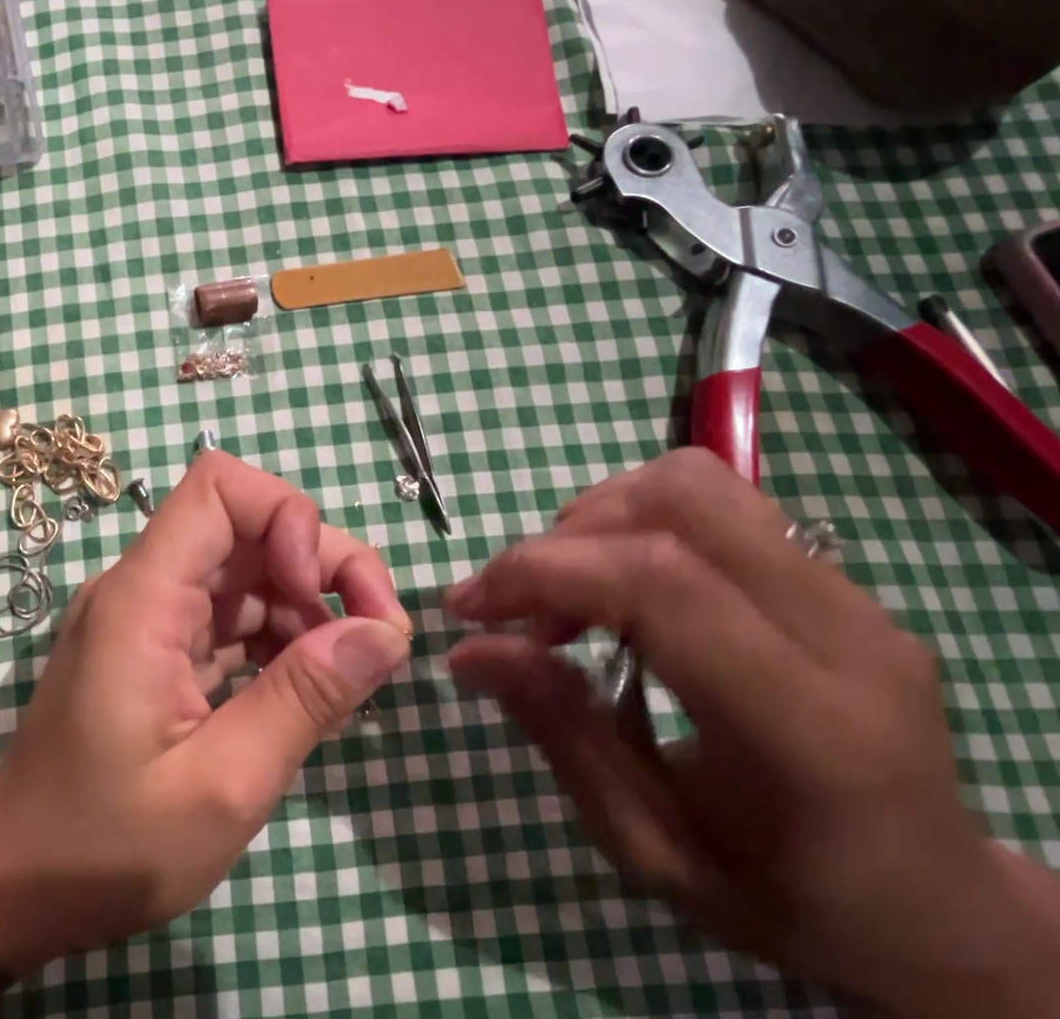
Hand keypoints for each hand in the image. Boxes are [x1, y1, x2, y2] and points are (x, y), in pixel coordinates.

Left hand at [0, 450, 414, 966]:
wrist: (11, 884)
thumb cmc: (105, 847)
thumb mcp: (222, 786)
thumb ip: (305, 699)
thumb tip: (384, 631)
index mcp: (143, 599)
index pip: (219, 487)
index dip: (290, 518)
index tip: (324, 597)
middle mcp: (140, 592)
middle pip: (244, 528)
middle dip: (321, 567)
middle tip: (376, 645)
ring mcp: (144, 624)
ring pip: (242, 576)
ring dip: (305, 611)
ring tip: (348, 682)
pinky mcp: (151, 658)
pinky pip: (225, 623)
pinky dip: (275, 644)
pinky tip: (309, 694)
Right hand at [444, 449, 1059, 1015]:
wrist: (934, 914)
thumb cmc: (781, 899)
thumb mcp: (646, 844)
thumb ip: (560, 732)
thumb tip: (468, 650)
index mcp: (804, 723)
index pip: (662, 583)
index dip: (542, 571)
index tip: (466, 609)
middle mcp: (847, 636)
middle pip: (685, 500)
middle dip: (566, 533)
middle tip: (514, 604)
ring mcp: (858, 600)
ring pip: (703, 486)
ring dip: (600, 522)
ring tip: (562, 599)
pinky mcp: (846, 586)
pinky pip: (723, 513)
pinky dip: (638, 531)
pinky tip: (616, 599)